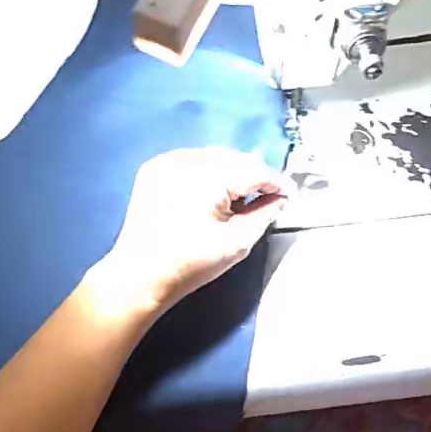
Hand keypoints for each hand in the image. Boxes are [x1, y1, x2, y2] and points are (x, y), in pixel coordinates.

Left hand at [84, 147, 287, 318]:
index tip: (290, 192)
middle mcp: (186, 160)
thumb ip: (265, 214)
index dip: (276, 181)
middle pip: (234, 158)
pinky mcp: (154, 168)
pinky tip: (212, 191)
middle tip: (267, 195)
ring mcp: (167, 161)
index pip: (254, 169)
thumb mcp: (237, 242)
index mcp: (208, 177)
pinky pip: (191, 160)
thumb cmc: (190, 263)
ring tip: (239, 195)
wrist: (140, 274)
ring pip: (213, 156)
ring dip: (230, 171)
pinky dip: (206, 171)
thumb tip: (279, 198)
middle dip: (253, 174)